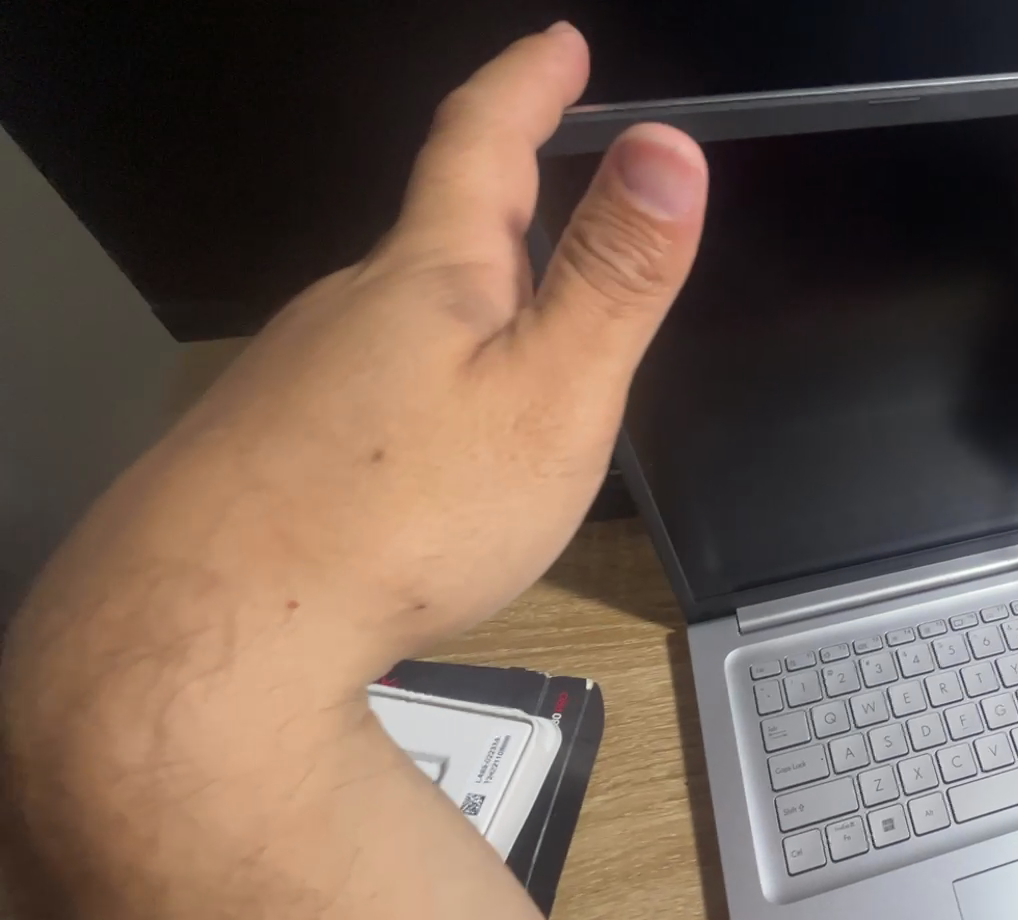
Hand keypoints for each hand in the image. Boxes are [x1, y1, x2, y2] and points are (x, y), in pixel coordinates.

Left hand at [0, 28, 702, 919]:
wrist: (223, 639)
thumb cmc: (415, 510)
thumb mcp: (556, 391)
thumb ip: (618, 279)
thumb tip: (671, 152)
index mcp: (431, 280)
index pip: (480, 146)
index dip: (527, 87)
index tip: (563, 46)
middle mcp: (354, 308)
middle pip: (444, 236)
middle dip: (511, 206)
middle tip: (569, 201)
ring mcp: (307, 377)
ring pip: (414, 318)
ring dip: (480, 307)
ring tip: (533, 345)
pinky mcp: (286, 446)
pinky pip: (382, 387)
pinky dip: (436, 384)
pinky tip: (448, 443)